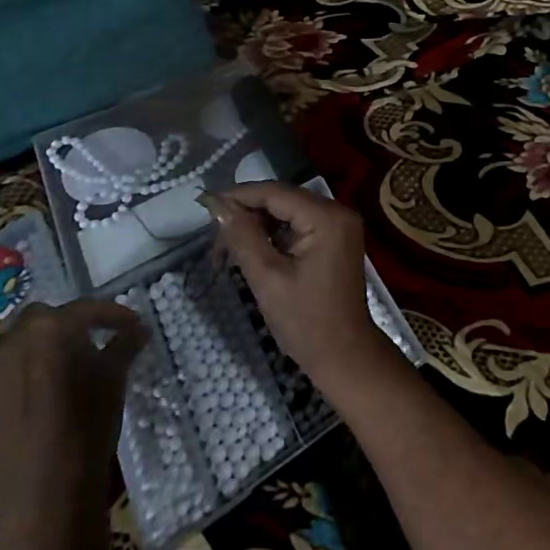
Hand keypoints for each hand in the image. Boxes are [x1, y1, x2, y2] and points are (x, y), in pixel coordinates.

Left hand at [0, 299, 144, 512]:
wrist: (46, 492)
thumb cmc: (87, 428)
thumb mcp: (114, 382)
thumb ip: (123, 347)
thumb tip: (136, 329)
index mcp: (50, 327)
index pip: (85, 310)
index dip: (111, 315)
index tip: (131, 325)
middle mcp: (11, 339)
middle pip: (41, 319)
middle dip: (64, 327)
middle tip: (87, 346)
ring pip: (7, 345)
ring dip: (29, 349)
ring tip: (49, 370)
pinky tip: (2, 390)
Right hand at [200, 183, 400, 391]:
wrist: (345, 357)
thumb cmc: (306, 322)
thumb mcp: (267, 277)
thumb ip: (242, 235)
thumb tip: (216, 204)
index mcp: (326, 218)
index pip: (274, 193)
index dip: (238, 196)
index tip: (204, 204)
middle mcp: (337, 212)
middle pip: (282, 199)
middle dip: (246, 213)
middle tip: (213, 234)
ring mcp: (339, 226)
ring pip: (288, 211)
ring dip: (257, 224)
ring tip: (226, 246)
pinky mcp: (336, 239)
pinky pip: (298, 225)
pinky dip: (274, 234)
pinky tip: (251, 249)